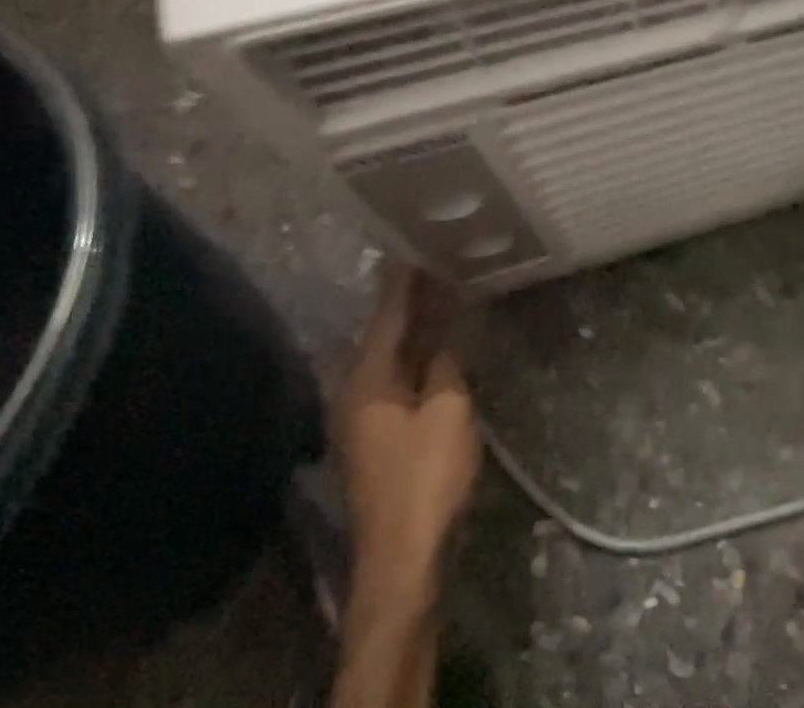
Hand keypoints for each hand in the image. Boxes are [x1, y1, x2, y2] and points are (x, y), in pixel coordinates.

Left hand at [338, 262, 480, 584]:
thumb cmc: (427, 476)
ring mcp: (361, 419)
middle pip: (384, 338)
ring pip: (390, 362)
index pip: (388, 318)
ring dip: (413, 335)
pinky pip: (395, 384)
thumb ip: (445, 370)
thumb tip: (440, 345)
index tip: (412, 251)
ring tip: (438, 304)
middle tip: (434, 271)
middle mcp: (354, 392)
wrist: (402, 552)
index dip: (404, 285)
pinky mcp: (375, 440)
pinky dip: (414, 363)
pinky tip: (432, 357)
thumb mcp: (449, 413)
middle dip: (409, 306)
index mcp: (368, 380)